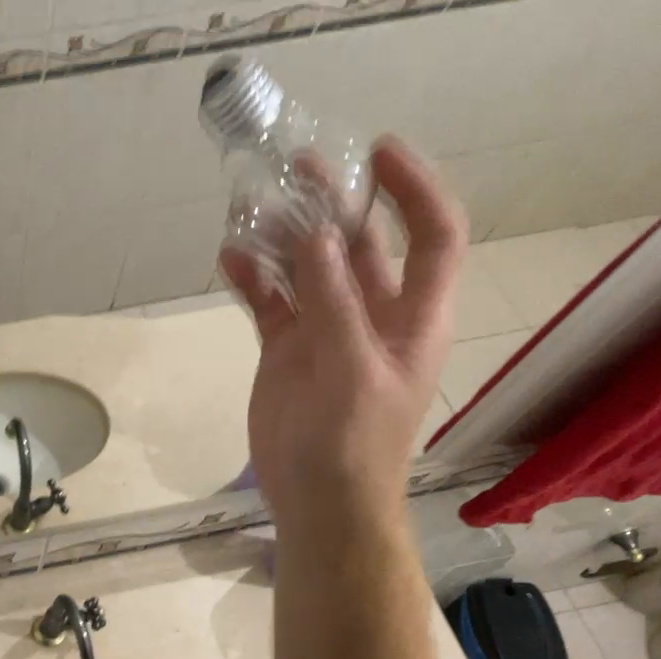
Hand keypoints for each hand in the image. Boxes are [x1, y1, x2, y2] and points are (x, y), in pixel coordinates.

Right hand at [220, 136, 466, 528]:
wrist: (319, 503)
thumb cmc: (353, 445)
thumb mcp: (352, 373)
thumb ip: (334, 304)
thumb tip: (313, 235)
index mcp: (413, 315)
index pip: (432, 234)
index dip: (414, 189)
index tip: (378, 153)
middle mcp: (373, 313)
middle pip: (360, 243)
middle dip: (334, 202)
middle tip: (296, 166)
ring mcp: (325, 331)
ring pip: (307, 268)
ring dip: (284, 237)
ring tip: (252, 207)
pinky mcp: (286, 352)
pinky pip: (270, 303)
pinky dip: (252, 278)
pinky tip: (228, 258)